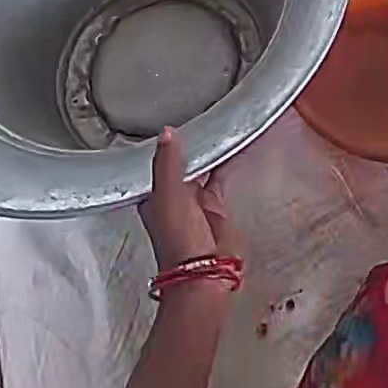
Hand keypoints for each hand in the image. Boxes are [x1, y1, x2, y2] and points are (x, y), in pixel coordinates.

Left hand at [138, 127, 233, 270]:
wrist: (204, 272)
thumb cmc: (178, 242)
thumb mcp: (168, 196)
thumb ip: (168, 163)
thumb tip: (166, 133)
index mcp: (153, 192)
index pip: (158, 159)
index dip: (167, 141)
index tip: (176, 120)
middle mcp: (172, 194)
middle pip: (181, 160)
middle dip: (191, 141)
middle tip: (202, 116)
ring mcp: (193, 199)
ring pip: (202, 165)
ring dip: (210, 149)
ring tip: (220, 125)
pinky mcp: (214, 204)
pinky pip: (220, 175)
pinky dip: (227, 160)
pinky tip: (234, 146)